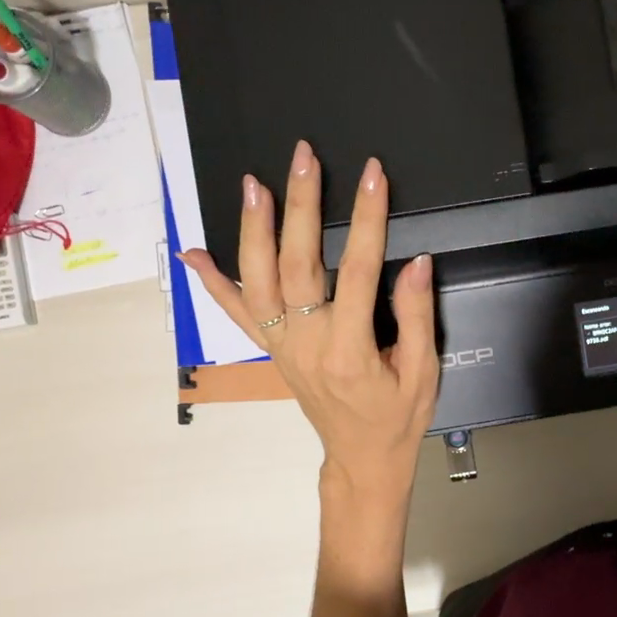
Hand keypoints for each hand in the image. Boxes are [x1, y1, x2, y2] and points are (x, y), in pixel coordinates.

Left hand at [179, 141, 438, 503]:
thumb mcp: (422, 372)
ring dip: (253, 230)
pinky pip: (236, 314)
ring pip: (258, 281)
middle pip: (297, 265)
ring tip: (254, 183)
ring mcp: (282, 347)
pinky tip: (193, 251)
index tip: (373, 177)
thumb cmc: (397, 418)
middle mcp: (306, 344)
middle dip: (300, 207)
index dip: (367, 221)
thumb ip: (415, 317)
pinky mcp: (271, 351)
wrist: (361, 458)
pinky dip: (213, 282)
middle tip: (304, 159)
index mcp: (350, 351)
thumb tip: (415, 262)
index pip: (356, 272)